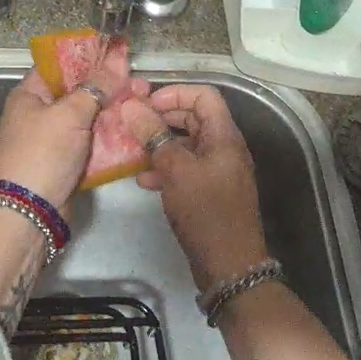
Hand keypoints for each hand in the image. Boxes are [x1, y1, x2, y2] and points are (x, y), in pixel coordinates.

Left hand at [0, 42, 143, 209]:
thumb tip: (116, 58)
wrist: (30, 213)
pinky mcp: (67, 162)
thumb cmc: (43, 154)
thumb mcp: (69, 114)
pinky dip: (110, 137)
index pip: (59, 66)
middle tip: (141, 83)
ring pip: (89, 119)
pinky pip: (92, 143)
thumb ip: (95, 87)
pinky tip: (135, 130)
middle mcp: (39, 114)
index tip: (117, 53)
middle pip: (78, 92)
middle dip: (109, 87)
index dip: (88, 58)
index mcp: (29, 95)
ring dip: (114, 113)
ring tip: (144, 103)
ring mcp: (54, 140)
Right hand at [133, 84, 269, 290]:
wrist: (229, 267)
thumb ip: (154, 135)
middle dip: (161, 117)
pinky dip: (165, 167)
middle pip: (193, 117)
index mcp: (224, 136)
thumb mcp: (175, 170)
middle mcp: (224, 148)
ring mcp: (217, 170)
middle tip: (132, 124)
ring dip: (159, 143)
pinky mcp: (208, 190)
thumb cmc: (205, 211)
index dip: (174, 93)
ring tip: (133, 151)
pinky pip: (185, 167)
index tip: (145, 105)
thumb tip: (131, 106)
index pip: (203, 95)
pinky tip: (144, 180)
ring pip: (186, 143)